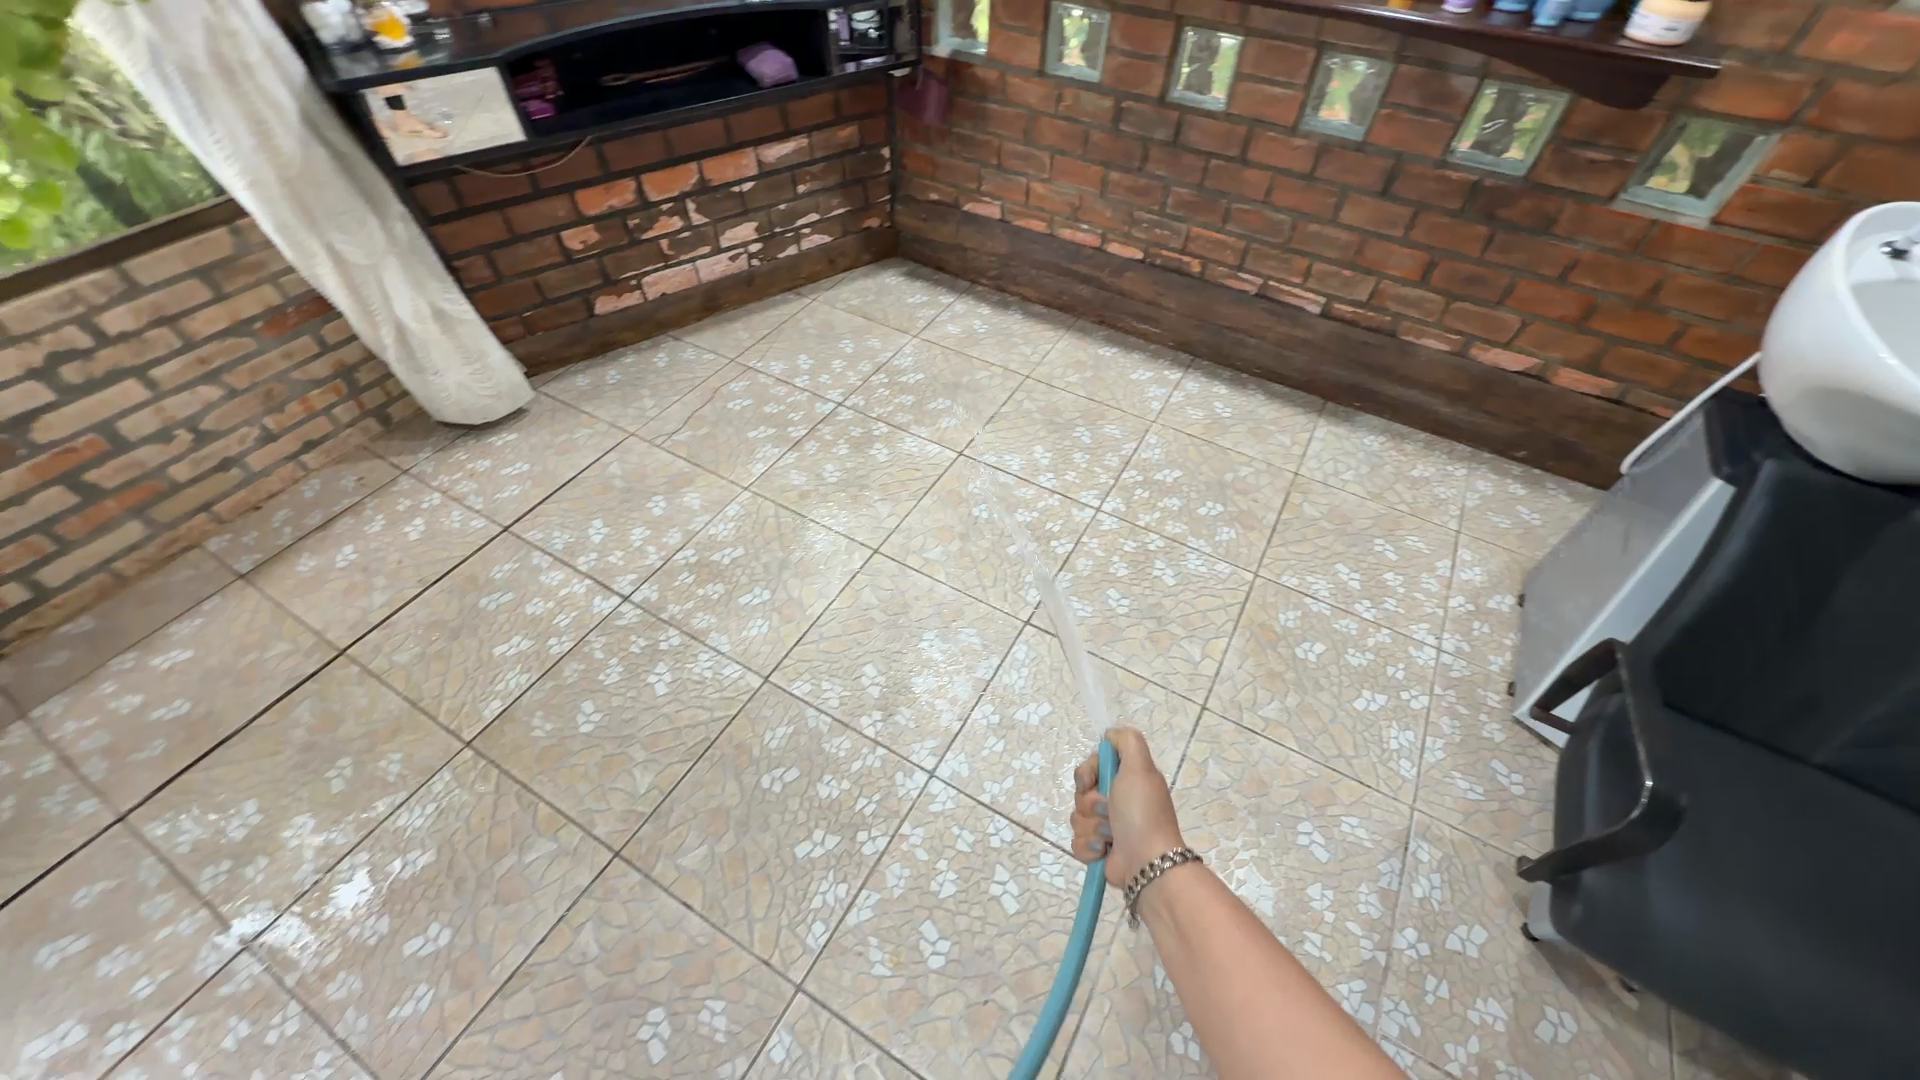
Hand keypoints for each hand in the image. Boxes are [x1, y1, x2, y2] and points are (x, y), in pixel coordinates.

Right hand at [1071, 727, 1186, 887]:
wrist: (1147, 862)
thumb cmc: (1142, 813)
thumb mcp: (1140, 767)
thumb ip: (1127, 741)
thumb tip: (1109, 735)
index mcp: (1126, 780)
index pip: (1091, 767)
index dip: (1088, 772)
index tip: (1093, 780)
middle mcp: (1116, 801)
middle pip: (1081, 792)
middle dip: (1090, 803)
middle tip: (1108, 811)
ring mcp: (1107, 827)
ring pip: (1076, 818)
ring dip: (1091, 827)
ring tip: (1110, 836)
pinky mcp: (1099, 850)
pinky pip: (1077, 842)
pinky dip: (1089, 847)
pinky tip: (1105, 851)